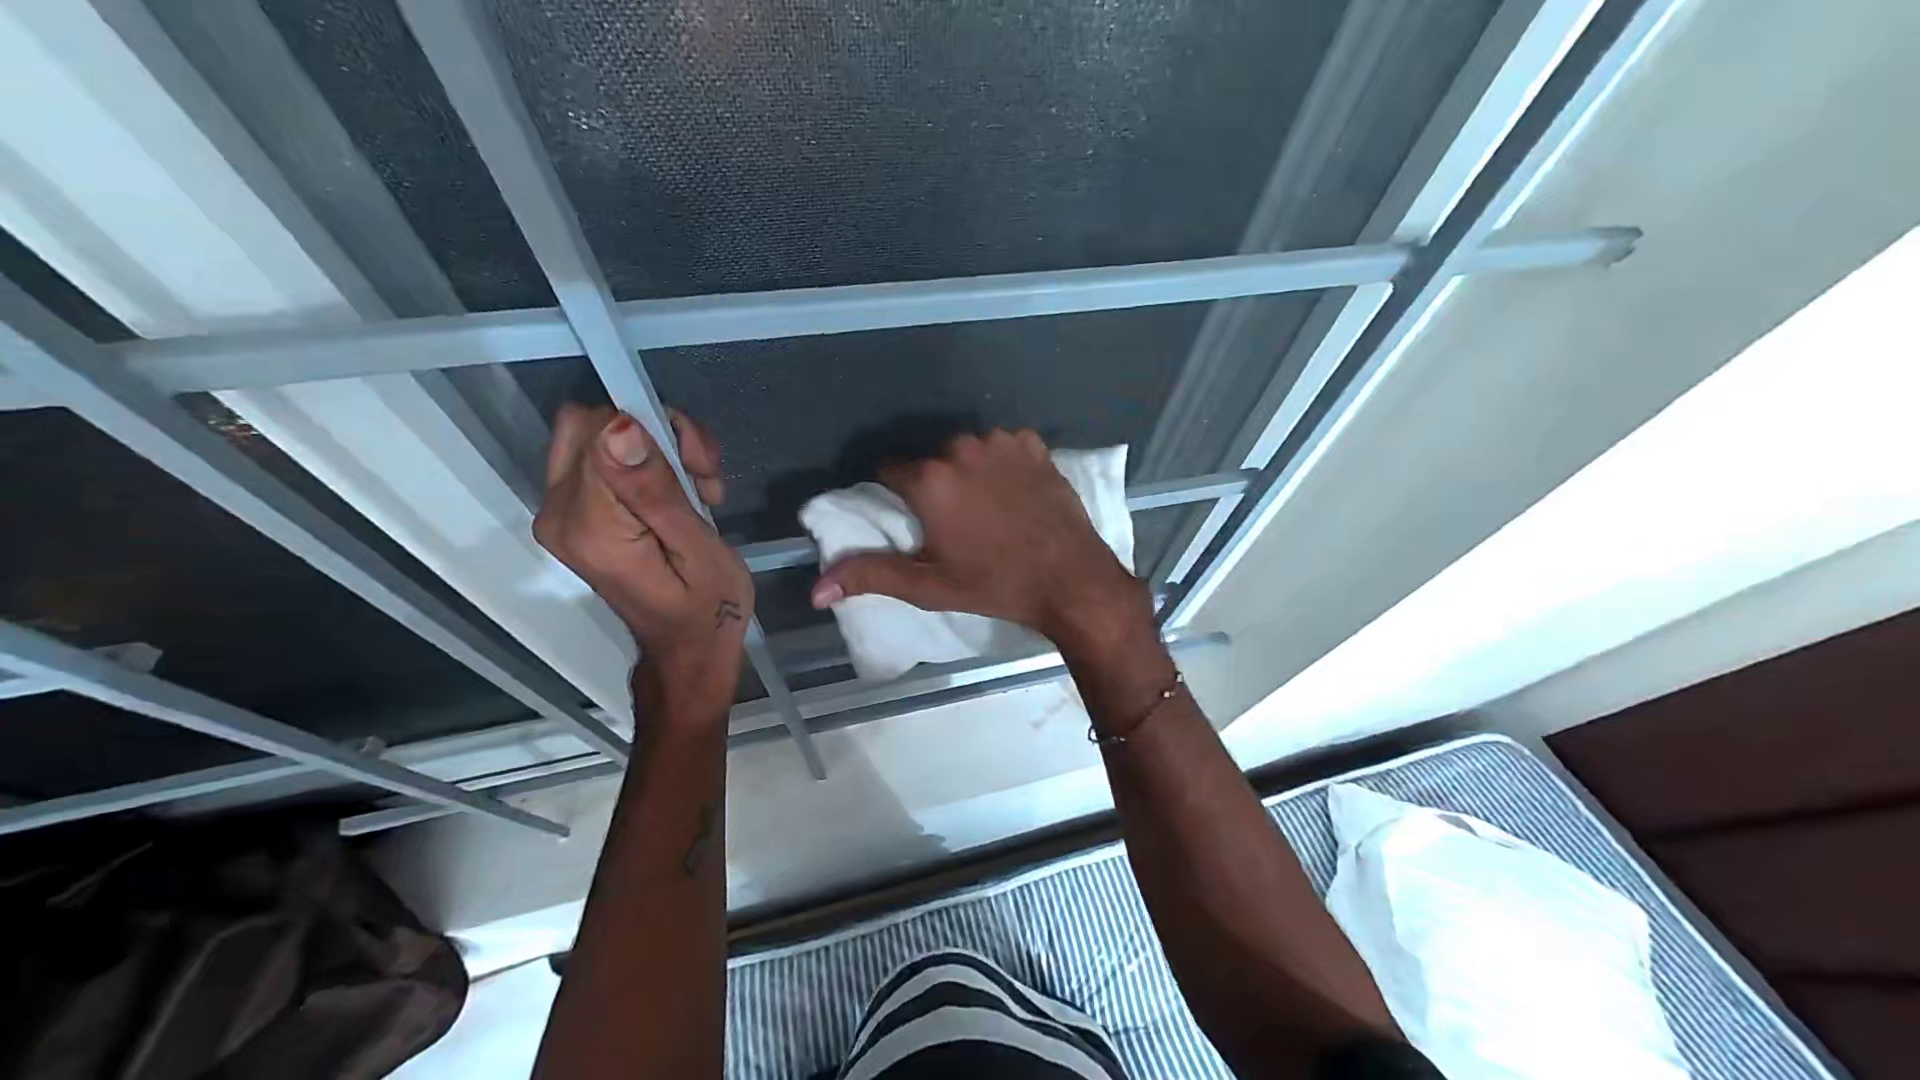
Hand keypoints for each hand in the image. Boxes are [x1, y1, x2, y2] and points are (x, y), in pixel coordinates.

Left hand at [534, 405, 749, 701]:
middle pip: (592, 424)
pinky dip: (647, 461)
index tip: (697, 468)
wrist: (688, 648)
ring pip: (599, 434)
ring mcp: (560, 512)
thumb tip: (620, 428)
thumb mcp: (699, 551)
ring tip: (699, 488)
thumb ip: (656, 492)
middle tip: (702, 475)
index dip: (655, 432)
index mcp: (590, 525)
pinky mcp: (574, 512)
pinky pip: (602, 457)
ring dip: (658, 447)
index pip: (601, 431)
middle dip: (657, 434)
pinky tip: (682, 492)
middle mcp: (558, 512)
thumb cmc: (707, 608)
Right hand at [808, 428, 1148, 647]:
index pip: (889, 469)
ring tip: (987, 510)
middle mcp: (962, 448)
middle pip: (930, 459)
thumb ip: (870, 575)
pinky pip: (1004, 448)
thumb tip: (816, 590)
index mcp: (930, 479)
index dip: (894, 494)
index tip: (911, 518)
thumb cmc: (996, 584)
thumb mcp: (929, 585)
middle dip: (934, 485)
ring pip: (967, 451)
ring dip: (969, 472)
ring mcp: (1003, 442)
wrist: (1072, 581)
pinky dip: (1003, 465)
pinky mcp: (1034, 445)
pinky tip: (1015, 495)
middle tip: (954, 522)